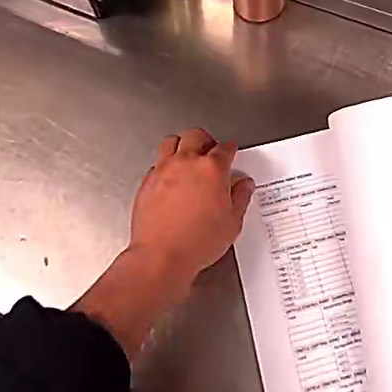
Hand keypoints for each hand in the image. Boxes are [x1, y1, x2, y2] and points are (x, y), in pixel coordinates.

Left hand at [128, 129, 251, 280]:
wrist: (161, 257)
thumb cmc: (195, 242)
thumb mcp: (232, 223)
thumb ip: (240, 198)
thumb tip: (244, 186)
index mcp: (212, 169)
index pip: (225, 148)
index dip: (230, 149)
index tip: (231, 152)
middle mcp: (187, 163)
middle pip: (196, 135)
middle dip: (206, 140)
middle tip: (210, 149)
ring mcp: (164, 170)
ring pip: (172, 141)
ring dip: (182, 145)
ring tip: (188, 154)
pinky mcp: (147, 181)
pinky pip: (156, 162)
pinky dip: (165, 164)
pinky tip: (170, 176)